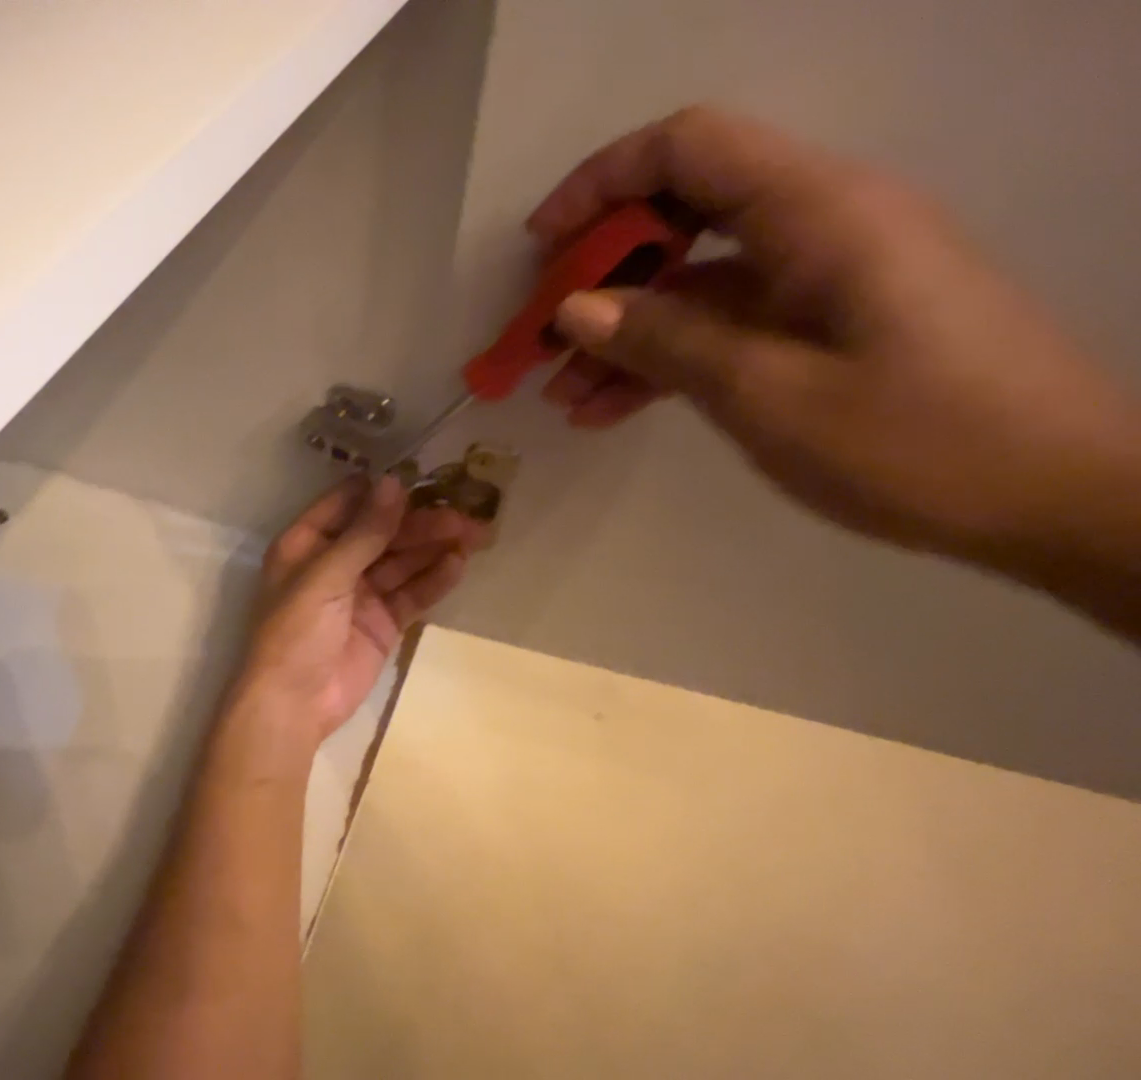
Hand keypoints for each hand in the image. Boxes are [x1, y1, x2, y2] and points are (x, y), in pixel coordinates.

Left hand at [237, 474, 483, 739]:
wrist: (293, 704)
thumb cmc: (295, 632)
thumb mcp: (324, 576)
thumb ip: (363, 533)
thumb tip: (394, 482)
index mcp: (306, 543)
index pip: (347, 504)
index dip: (383, 492)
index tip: (424, 479)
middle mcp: (333, 563)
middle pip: (382, 532)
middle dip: (420, 523)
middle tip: (463, 516)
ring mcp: (360, 593)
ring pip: (402, 561)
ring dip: (434, 547)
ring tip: (474, 534)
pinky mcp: (382, 622)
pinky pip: (411, 593)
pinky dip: (434, 579)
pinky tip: (457, 564)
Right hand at [528, 106, 1140, 573]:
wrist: (1063, 500)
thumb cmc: (919, 442)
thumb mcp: (767, 394)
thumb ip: (664, 340)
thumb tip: (573, 307)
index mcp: (818, 213)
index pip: (688, 148)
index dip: (600, 183)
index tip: (540, 249)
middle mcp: (820, 224)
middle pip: (682, 208)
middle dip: (599, 265)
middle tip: (541, 330)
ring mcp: (821, 276)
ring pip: (694, 274)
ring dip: (621, 326)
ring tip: (560, 392)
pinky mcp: (823, 322)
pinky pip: (723, 321)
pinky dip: (663, 356)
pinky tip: (606, 410)